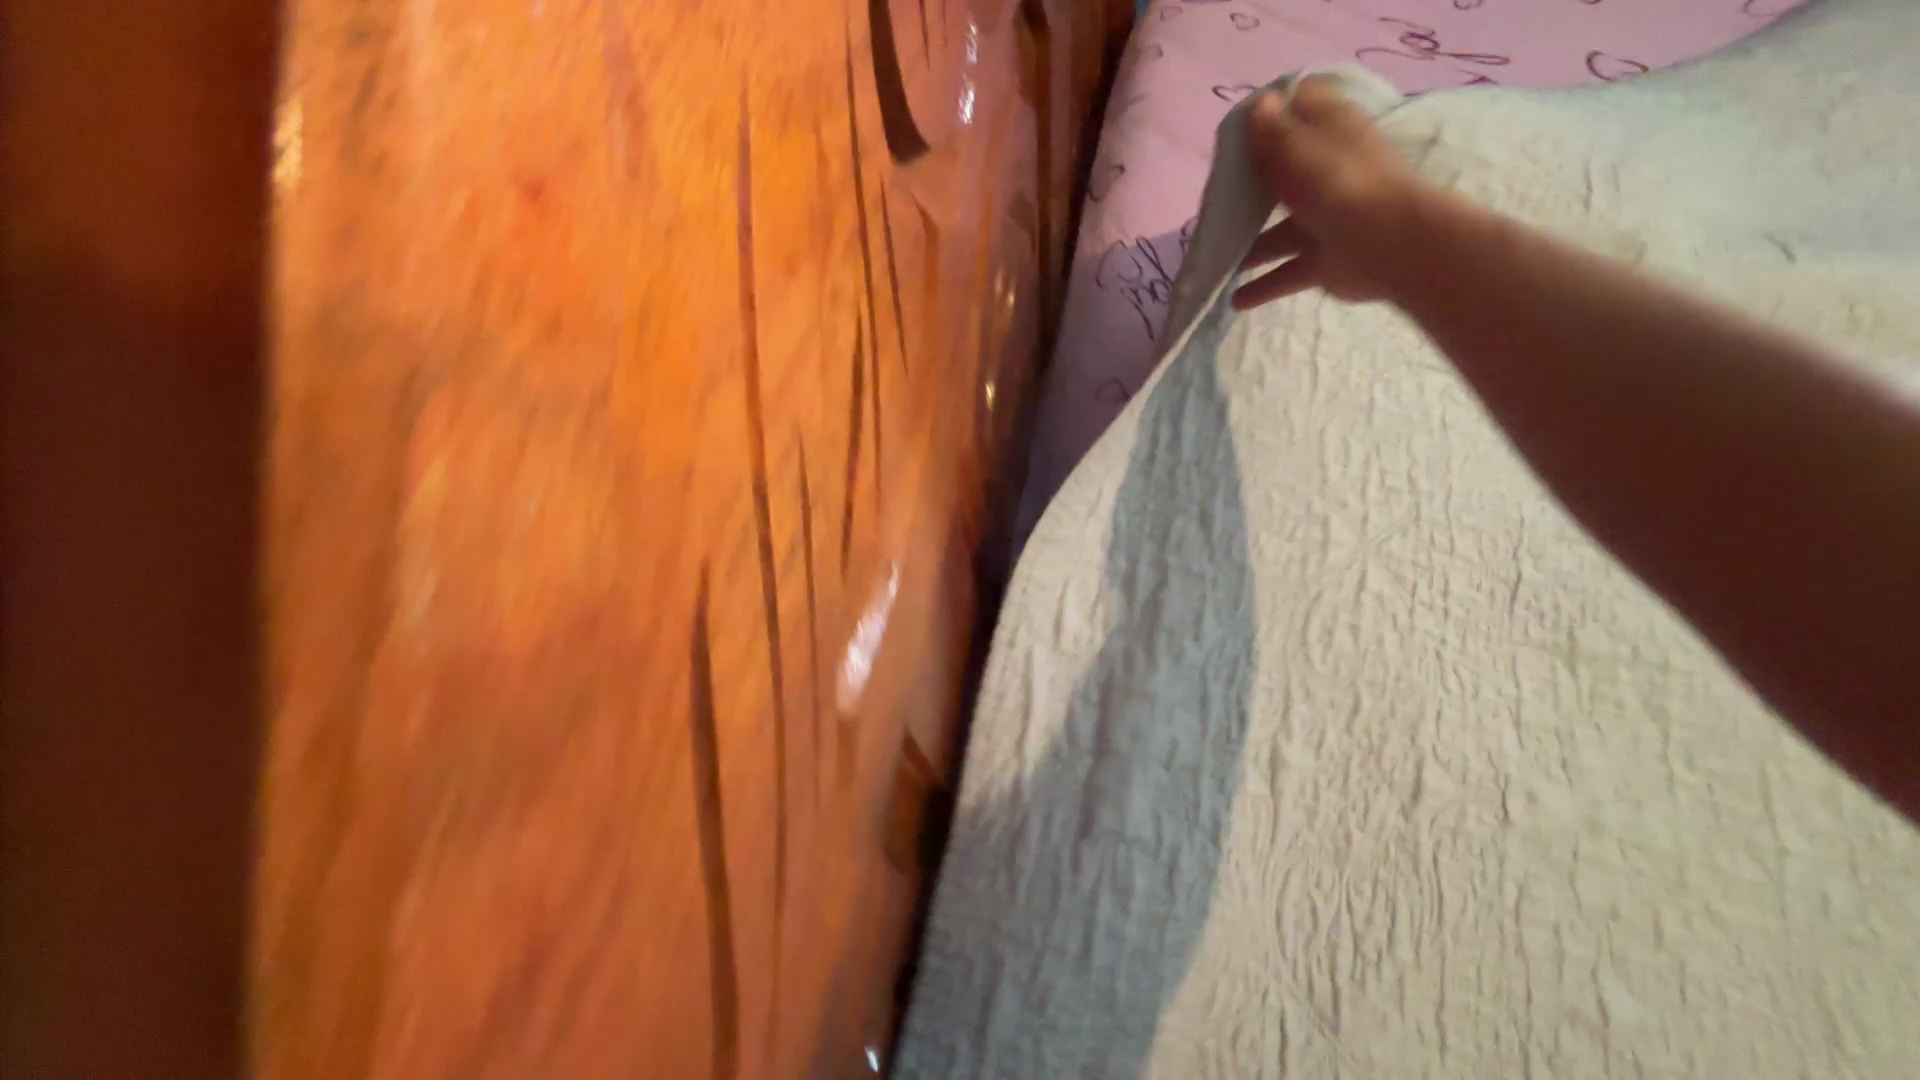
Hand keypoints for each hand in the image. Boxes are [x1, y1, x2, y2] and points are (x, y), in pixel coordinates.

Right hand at [1232, 75, 1424, 308]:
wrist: (1388, 243)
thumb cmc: (1339, 184)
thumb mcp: (1296, 147)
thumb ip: (1273, 129)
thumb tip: (1260, 102)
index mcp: (1329, 132)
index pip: (1302, 105)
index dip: (1273, 111)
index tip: (1239, 129)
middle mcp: (1328, 172)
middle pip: (1285, 172)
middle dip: (1252, 184)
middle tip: (1216, 196)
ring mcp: (1326, 219)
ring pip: (1280, 231)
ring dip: (1251, 246)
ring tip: (1217, 258)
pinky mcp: (1325, 259)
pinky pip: (1287, 272)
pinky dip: (1263, 286)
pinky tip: (1236, 301)